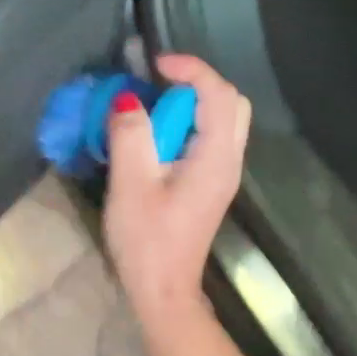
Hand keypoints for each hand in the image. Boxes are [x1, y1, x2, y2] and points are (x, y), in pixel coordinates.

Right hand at [103, 54, 251, 327]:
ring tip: (149, 109)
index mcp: (216, 157)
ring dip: (188, 105)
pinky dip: (184, 125)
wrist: (162, 290)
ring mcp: (220, 175)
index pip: (219, 94)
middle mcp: (227, 161)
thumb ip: (131, 135)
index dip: (191, 69)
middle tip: (157, 85)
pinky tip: (153, 138)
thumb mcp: (131, 184)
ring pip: (219, 121)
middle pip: (230, 104)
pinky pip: (205, 139)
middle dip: (196, 84)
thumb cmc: (147, 240)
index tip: (155, 64)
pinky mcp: (207, 186)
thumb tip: (127, 100)